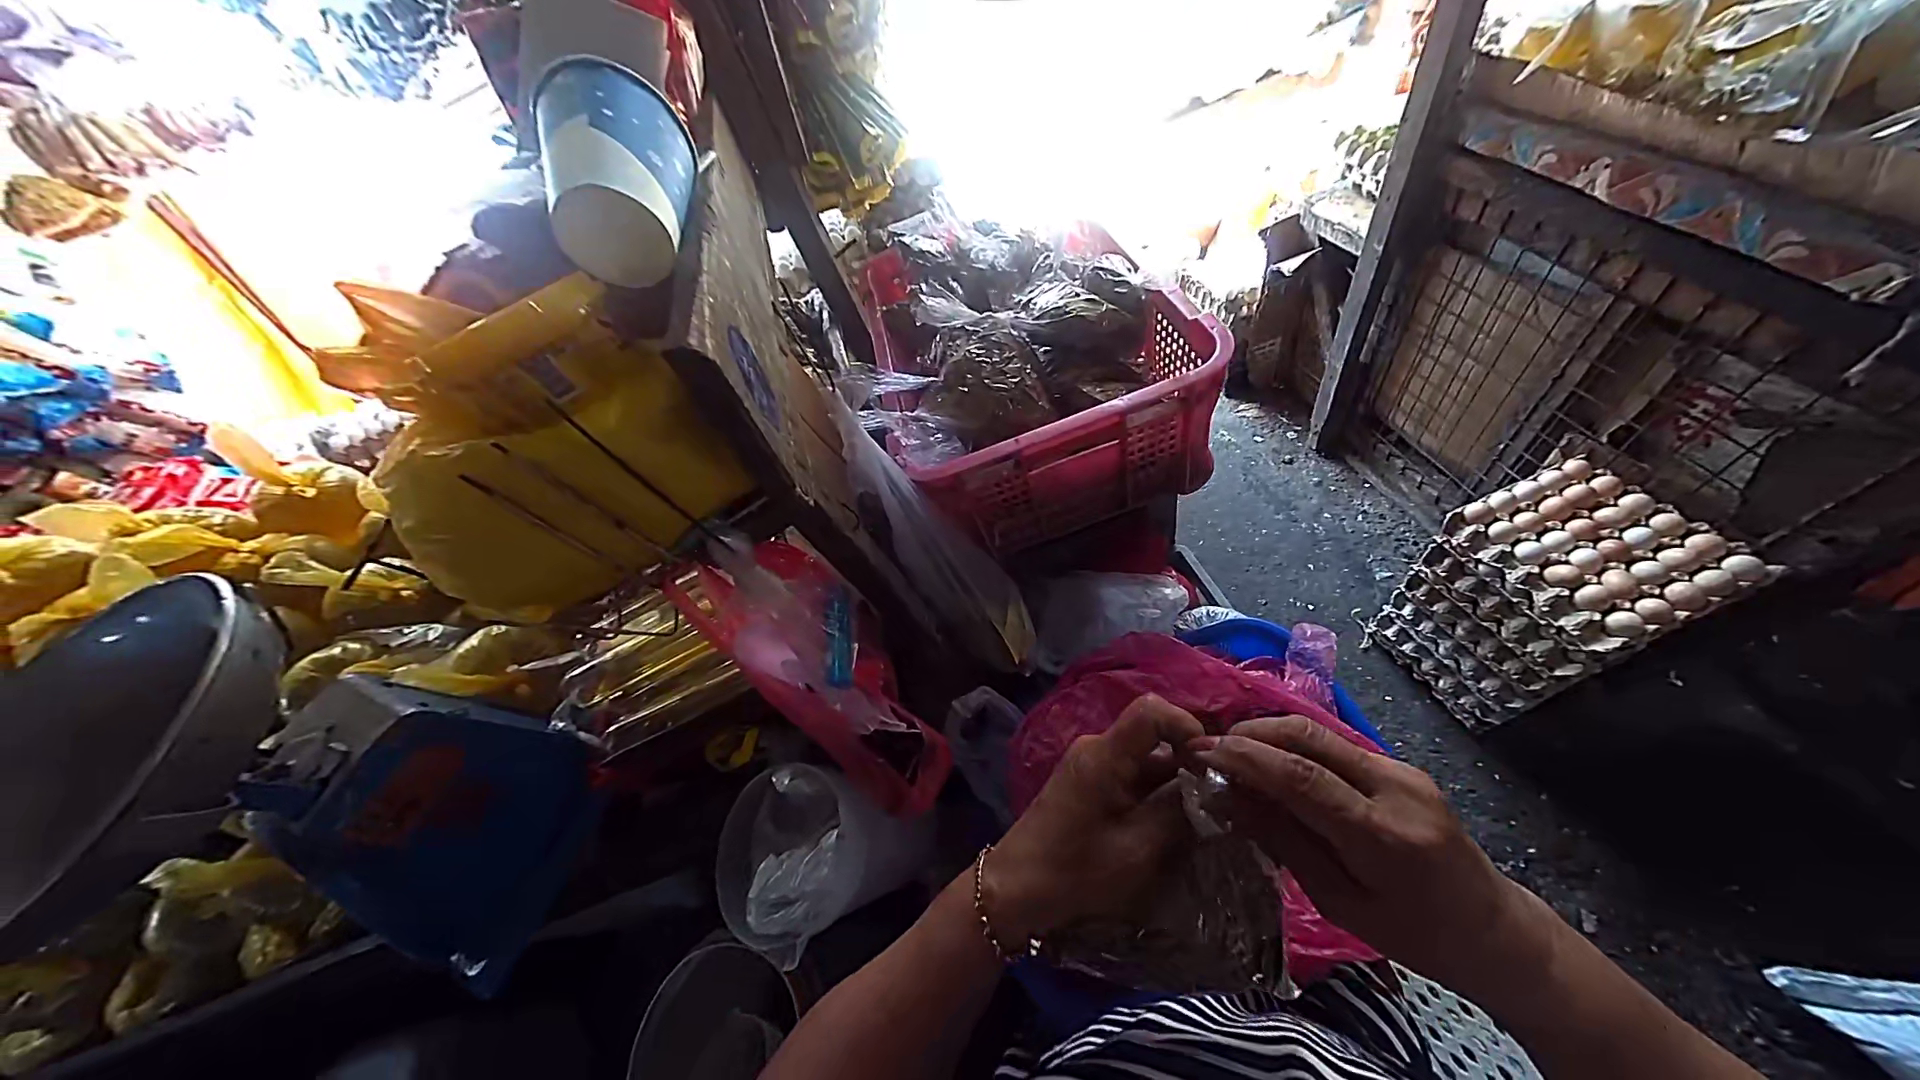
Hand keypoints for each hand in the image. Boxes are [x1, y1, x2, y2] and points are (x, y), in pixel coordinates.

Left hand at [983, 694, 1204, 947]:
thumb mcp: (1137, 848)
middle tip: (1219, 800)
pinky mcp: (1088, 782)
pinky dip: (1153, 793)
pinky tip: (1170, 824)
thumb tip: (1213, 786)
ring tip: (1201, 818)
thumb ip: (1177, 812)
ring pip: (1144, 759)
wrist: (1017, 888)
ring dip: (1173, 784)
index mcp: (1104, 754)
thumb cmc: (1075, 871)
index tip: (1212, 764)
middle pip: (1152, 737)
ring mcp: (1090, 764)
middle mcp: (1096, 748)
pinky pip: (1130, 774)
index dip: (1186, 726)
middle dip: (1188, 764)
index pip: (1151, 711)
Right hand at [1192, 715, 1536, 989]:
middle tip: (1211, 748)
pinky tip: (1271, 762)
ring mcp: (1402, 770)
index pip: (1301, 776)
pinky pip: (1333, 744)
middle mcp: (1397, 788)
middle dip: (1250, 734)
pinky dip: (1292, 746)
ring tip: (1232, 753)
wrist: (1495, 930)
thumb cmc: (1416, 935)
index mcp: (1384, 836)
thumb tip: (1227, 797)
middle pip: (1308, 736)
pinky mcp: (1400, 764)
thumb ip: (1283, 841)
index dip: (1245, 758)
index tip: (1201, 753)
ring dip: (1267, 734)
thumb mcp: (1339, 903)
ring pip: (1318, 731)